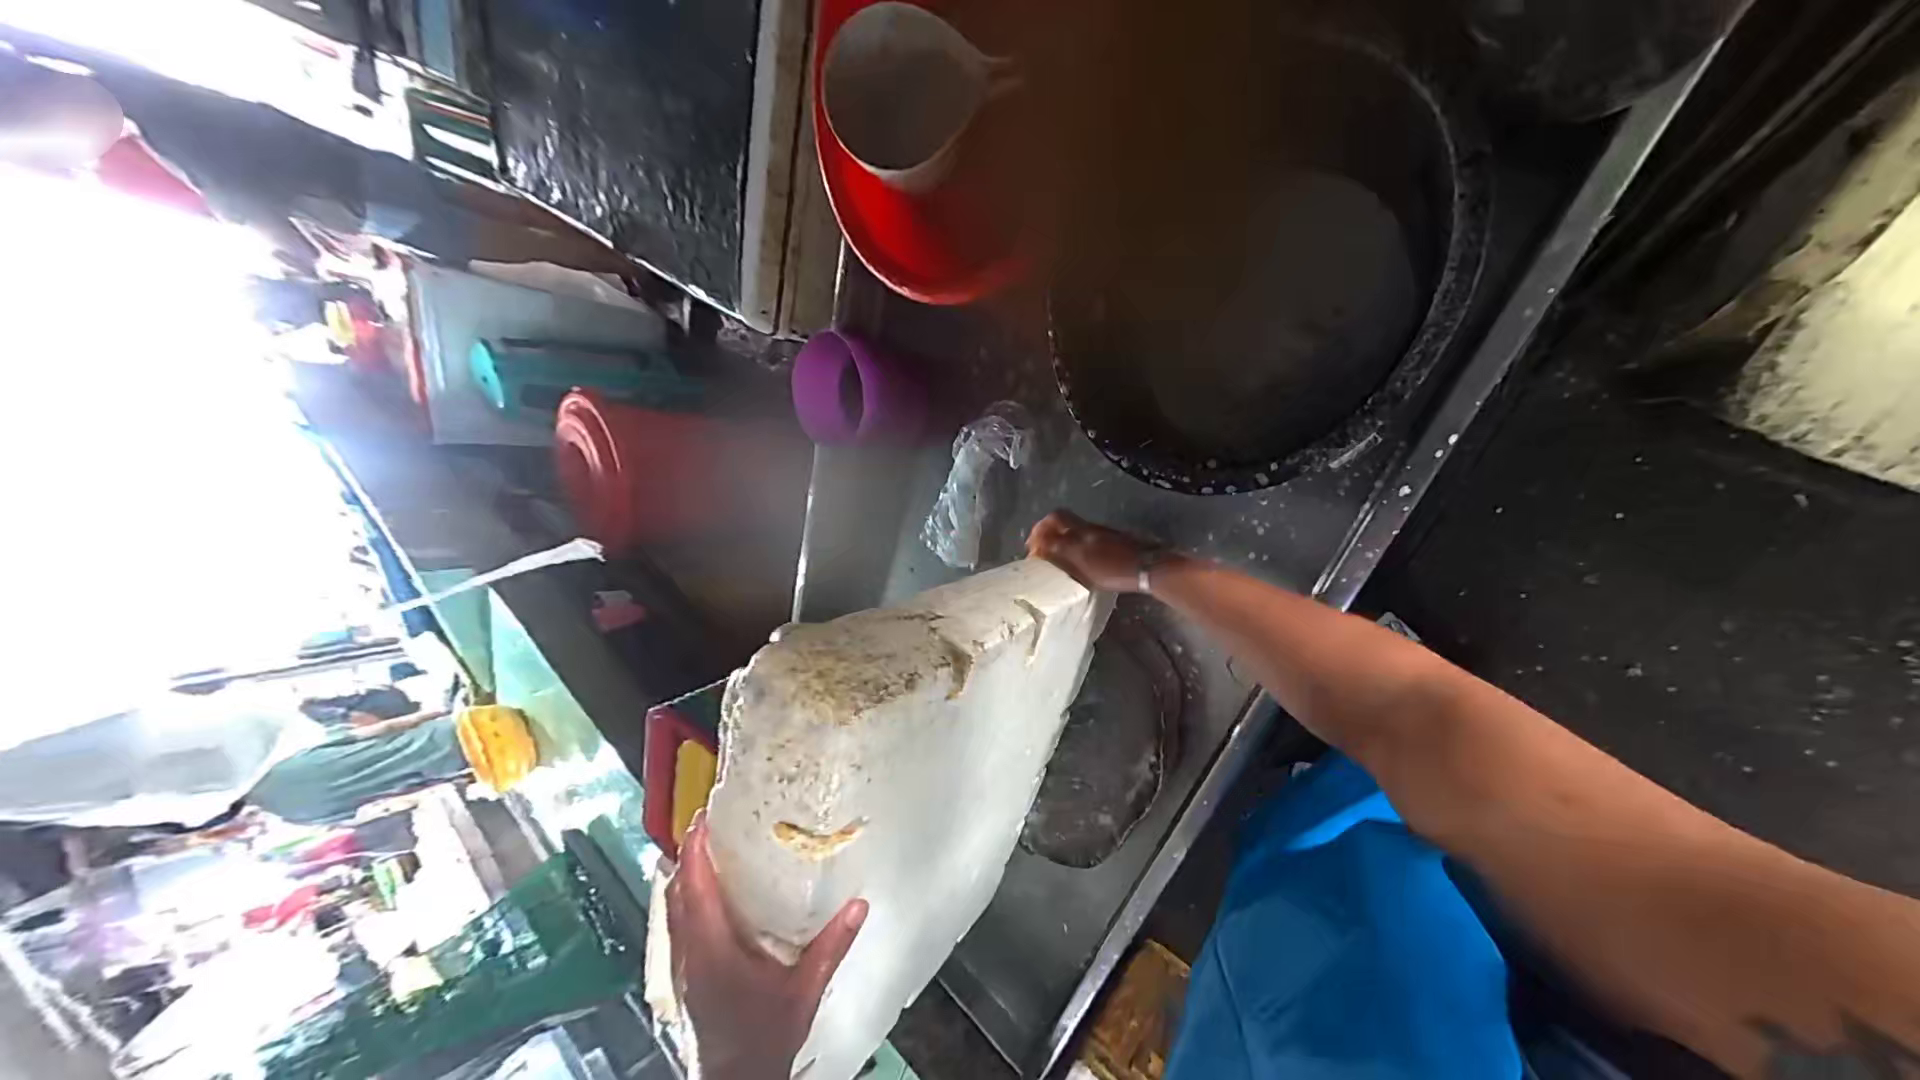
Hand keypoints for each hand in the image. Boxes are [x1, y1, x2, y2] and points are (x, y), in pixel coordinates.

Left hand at [666, 816, 867, 1079]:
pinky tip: (708, 891)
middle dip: (688, 854)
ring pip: (673, 909)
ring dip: (685, 875)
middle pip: (677, 893)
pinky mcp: (687, 975)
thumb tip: (858, 905)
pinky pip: (679, 924)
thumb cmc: (765, 1037)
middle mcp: (691, 954)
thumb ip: (830, 947)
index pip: (696, 890)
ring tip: (707, 847)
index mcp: (713, 950)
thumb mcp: (804, 991)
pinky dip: (687, 897)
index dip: (695, 851)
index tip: (702, 818)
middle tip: (709, 821)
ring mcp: (684, 966)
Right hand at [1027, 510, 1155, 592]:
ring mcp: (1105, 535)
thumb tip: (1040, 545)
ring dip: (1062, 538)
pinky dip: (1077, 545)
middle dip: (1048, 529)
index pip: (1054, 519)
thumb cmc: (1114, 568)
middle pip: (1064, 519)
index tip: (1032, 547)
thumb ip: (1059, 552)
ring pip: (1076, 529)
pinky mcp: (1116, 543)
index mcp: (1080, 532)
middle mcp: (1090, 528)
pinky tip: (1079, 560)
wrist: (1150, 568)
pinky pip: (1088, 539)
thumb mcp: (1080, 563)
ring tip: (1056, 556)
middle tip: (1041, 547)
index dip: (1039, 530)